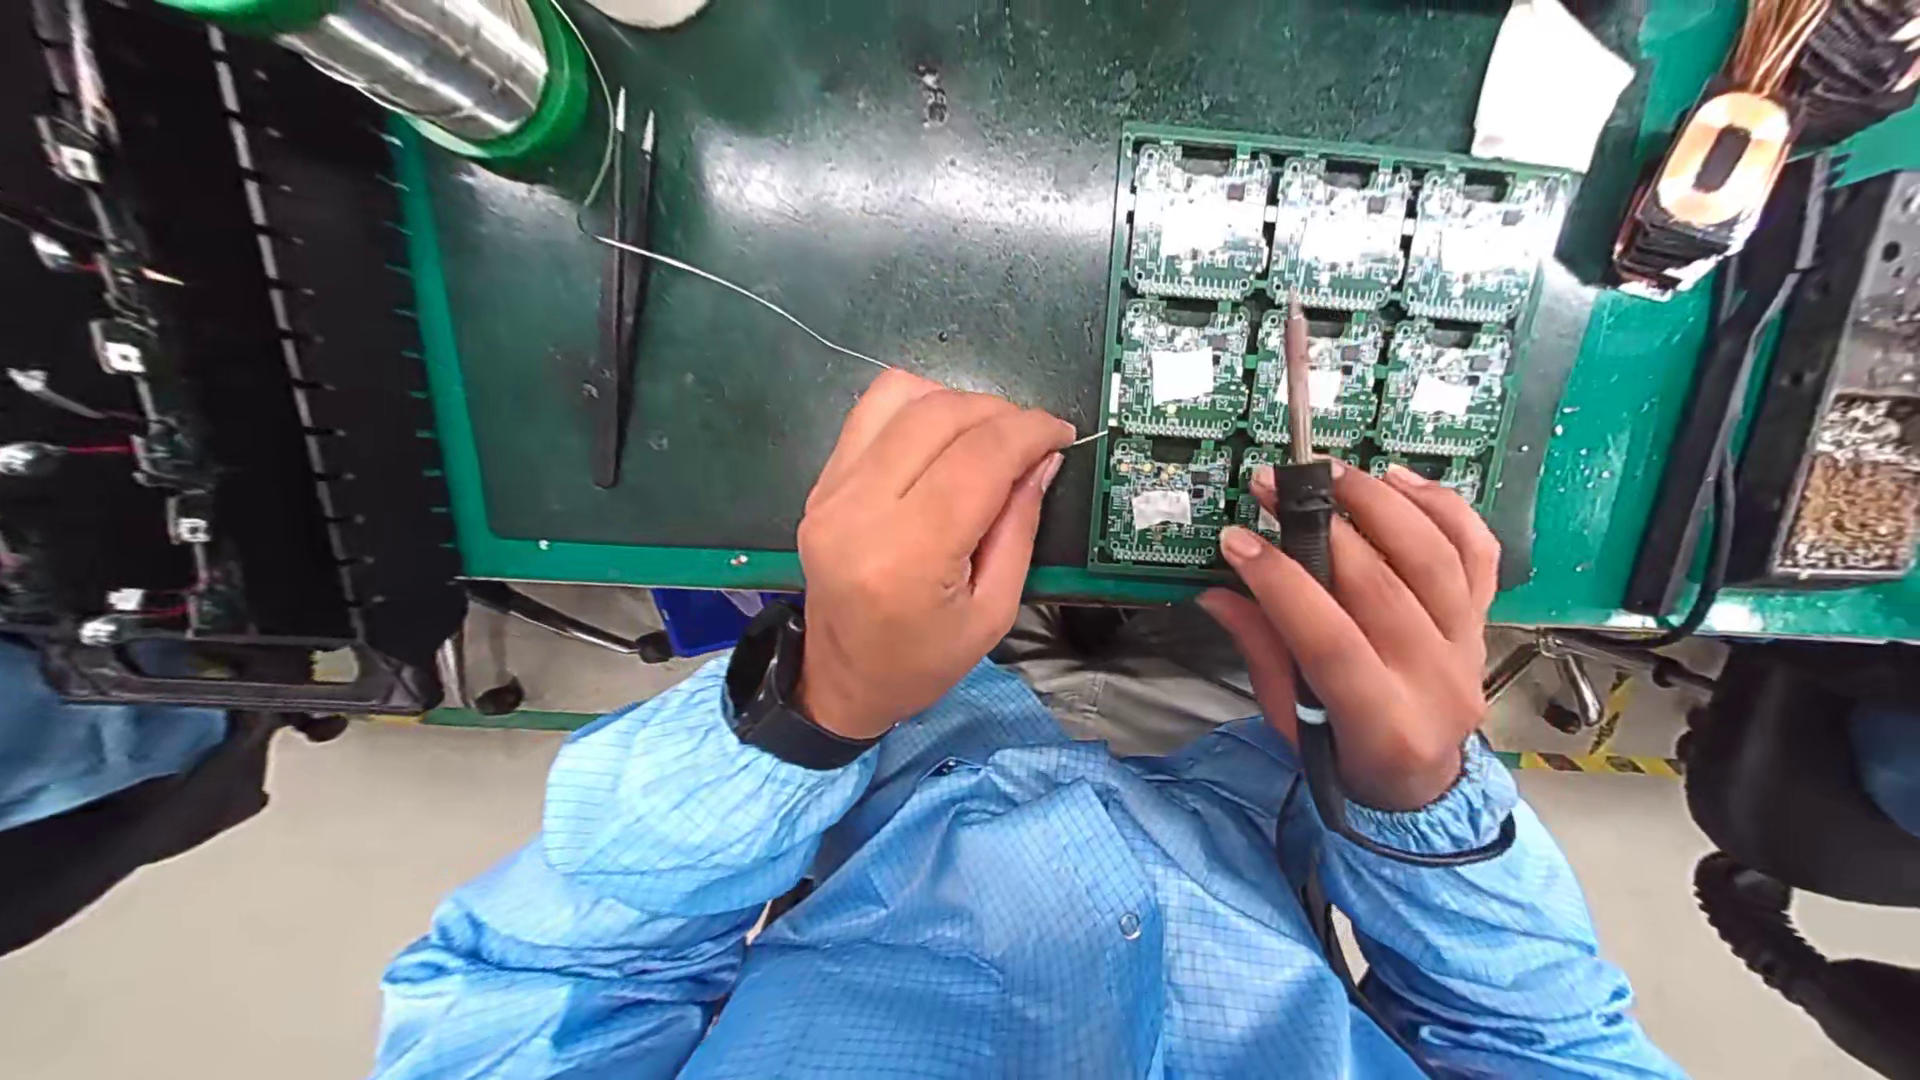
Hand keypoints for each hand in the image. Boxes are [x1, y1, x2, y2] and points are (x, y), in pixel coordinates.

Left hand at [795, 370, 1073, 739]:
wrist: (841, 679)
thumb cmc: (923, 661)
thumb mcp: (994, 612)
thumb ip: (1019, 527)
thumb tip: (1041, 459)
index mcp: (908, 556)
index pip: (978, 458)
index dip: (1029, 432)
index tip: (1060, 434)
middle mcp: (859, 511)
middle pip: (940, 416)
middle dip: (1000, 413)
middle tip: (1029, 440)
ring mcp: (831, 492)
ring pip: (901, 398)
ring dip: (957, 403)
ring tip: (985, 436)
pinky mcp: (820, 485)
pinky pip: (871, 413)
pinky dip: (916, 408)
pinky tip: (939, 438)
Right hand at [1198, 461, 1498, 810]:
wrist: (1422, 777)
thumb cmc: (1345, 753)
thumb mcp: (1289, 716)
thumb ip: (1259, 649)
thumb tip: (1217, 593)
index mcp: (1379, 720)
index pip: (1329, 638)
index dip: (1280, 583)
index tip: (1238, 540)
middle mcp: (1435, 680)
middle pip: (1382, 587)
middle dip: (1320, 526)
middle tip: (1275, 489)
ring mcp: (1468, 645)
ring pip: (1435, 558)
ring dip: (1380, 504)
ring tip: (1334, 472)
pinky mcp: (1483, 619)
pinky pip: (1478, 553)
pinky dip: (1443, 507)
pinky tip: (1400, 478)